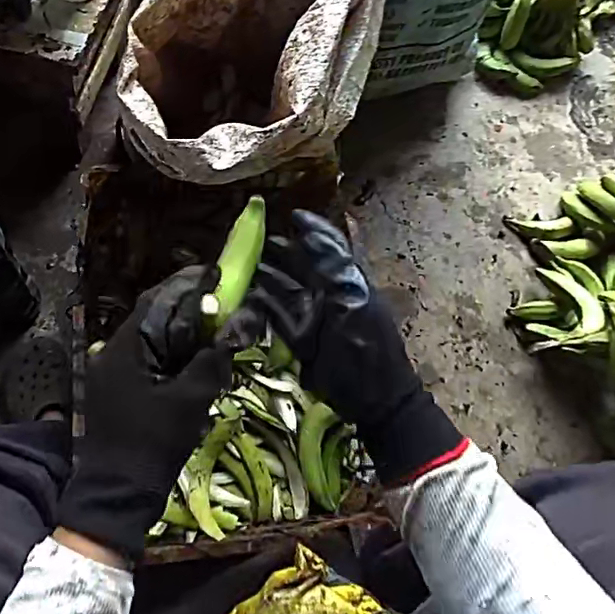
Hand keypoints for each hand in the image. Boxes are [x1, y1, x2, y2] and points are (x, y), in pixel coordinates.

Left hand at [55, 266, 261, 563]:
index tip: (218, 275)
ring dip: (183, 331)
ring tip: (214, 327)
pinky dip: (173, 354)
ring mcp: (113, 372)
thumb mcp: (190, 399)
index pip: (158, 300)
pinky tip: (196, 359)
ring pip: (154, 337)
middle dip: (190, 306)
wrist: (117, 496)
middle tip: (222, 301)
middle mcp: (114, 352)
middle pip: (155, 315)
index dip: (189, 284)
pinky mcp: (119, 389)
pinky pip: (149, 359)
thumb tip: (233, 328)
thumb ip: (212, 359)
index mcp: (125, 348)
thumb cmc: (153, 444)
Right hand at [252, 211, 464, 483]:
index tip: (290, 215)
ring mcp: (312, 316)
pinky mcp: (298, 339)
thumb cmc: (366, 345)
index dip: (309, 229)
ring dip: (263, 277)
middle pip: (299, 264)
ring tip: (240, 263)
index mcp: (345, 278)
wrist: (375, 398)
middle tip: (250, 239)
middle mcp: (327, 292)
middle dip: (277, 251)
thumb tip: (308, 229)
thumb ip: (330, 264)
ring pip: (283, 288)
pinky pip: (276, 316)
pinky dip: (260, 306)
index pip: (325, 245)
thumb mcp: (351, 298)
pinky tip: (244, 295)